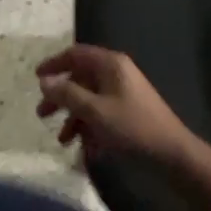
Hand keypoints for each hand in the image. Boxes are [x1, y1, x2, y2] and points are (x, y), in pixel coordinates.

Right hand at [35, 44, 191, 161]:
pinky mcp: (130, 114)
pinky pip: (102, 115)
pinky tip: (84, 150)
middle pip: (80, 79)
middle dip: (60, 98)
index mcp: (110, 65)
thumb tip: (44, 81)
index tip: (36, 78)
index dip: (54, 64)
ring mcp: (124, 94)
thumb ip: (67, 94)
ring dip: (74, 119)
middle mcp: (117, 74)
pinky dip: (90, 129)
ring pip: (90, 100)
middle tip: (42, 114)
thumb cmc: (132, 127)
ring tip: (63, 141)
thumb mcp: (94, 111)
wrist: (174, 156)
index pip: (75, 54)